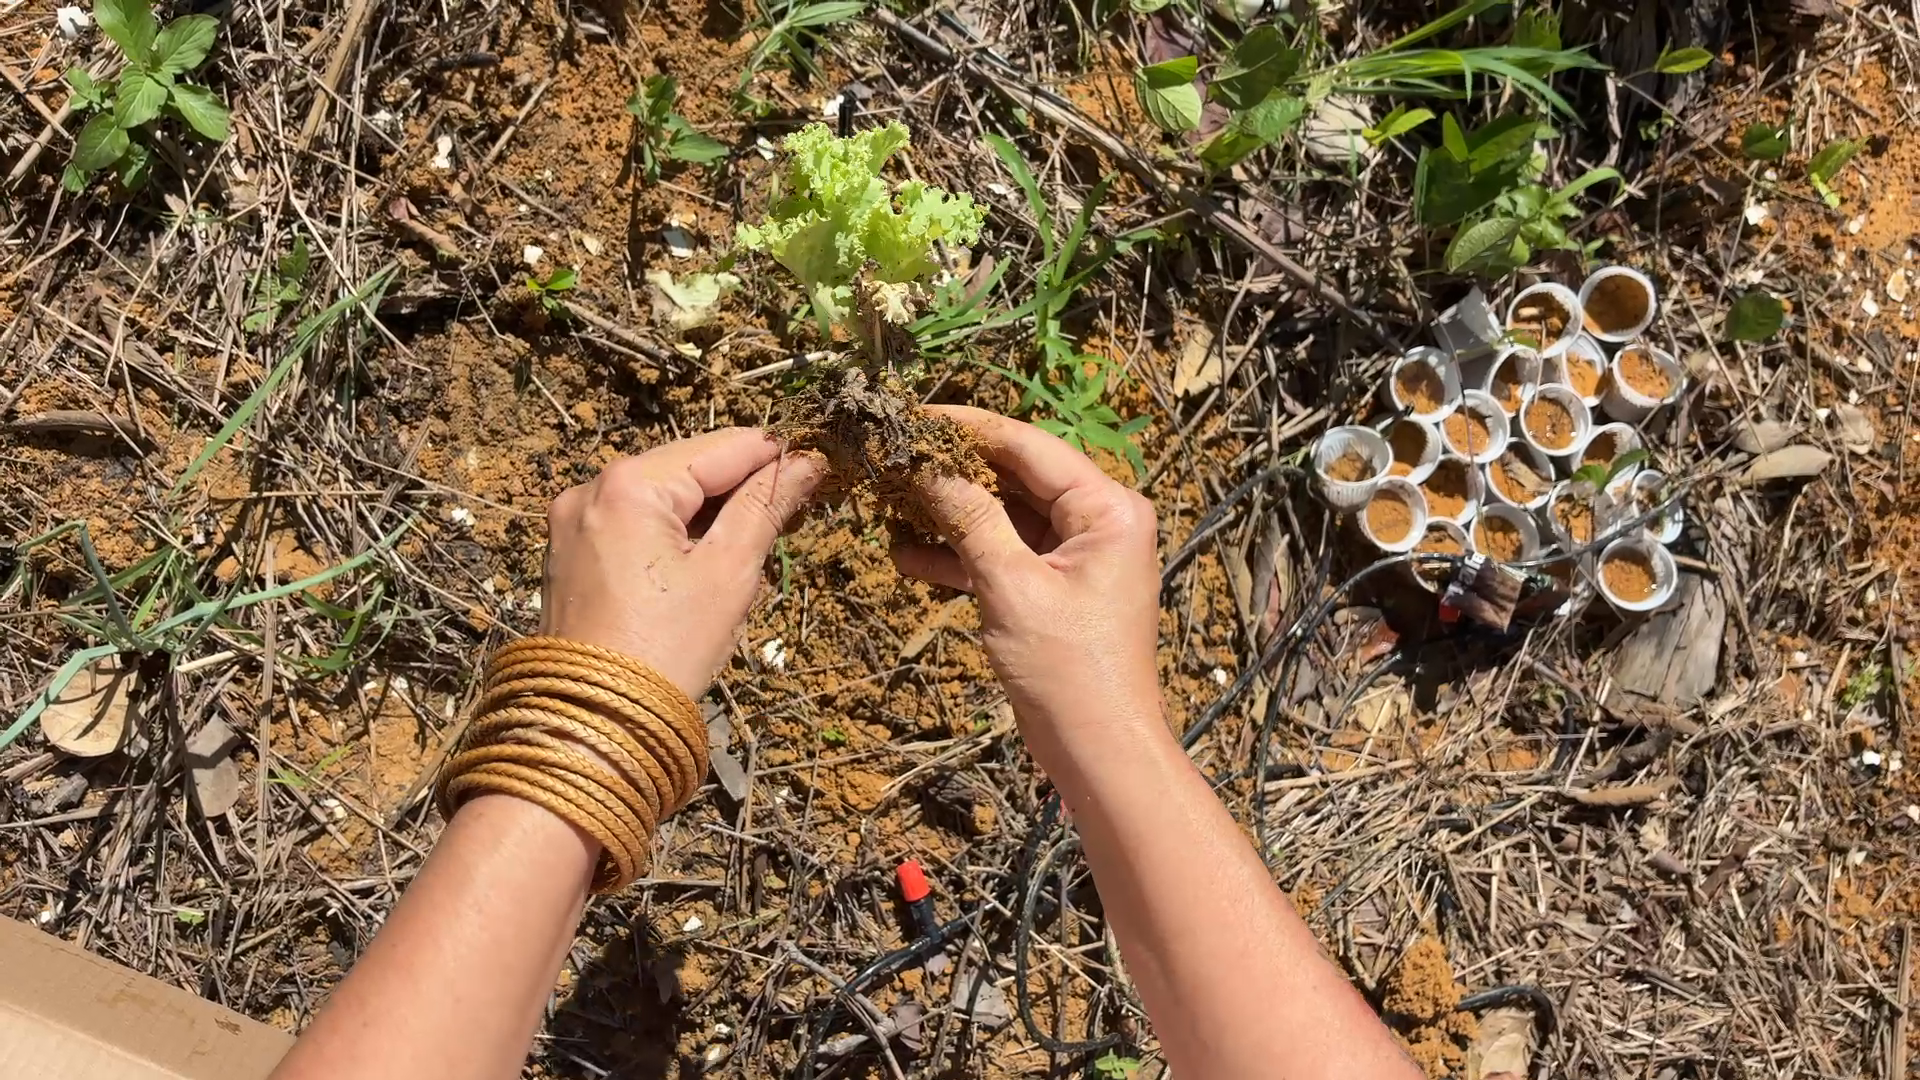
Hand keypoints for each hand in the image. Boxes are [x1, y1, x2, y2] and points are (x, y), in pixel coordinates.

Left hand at [542, 429, 824, 697]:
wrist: (594, 726)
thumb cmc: (670, 646)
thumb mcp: (730, 570)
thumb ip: (766, 505)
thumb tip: (807, 462)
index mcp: (630, 485)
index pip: (720, 449)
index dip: (772, 455)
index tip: (814, 465)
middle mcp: (591, 489)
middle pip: (687, 468)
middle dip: (738, 489)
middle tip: (786, 517)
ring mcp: (573, 520)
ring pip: (663, 496)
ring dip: (709, 513)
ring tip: (745, 551)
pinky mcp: (569, 551)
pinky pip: (635, 521)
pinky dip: (675, 532)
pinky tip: (703, 564)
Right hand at [890, 407, 1163, 757]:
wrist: (1097, 750)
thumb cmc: (1068, 670)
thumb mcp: (1010, 585)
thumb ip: (969, 517)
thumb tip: (925, 465)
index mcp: (1107, 507)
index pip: (1029, 446)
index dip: (969, 428)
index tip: (916, 415)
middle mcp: (1096, 520)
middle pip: (1014, 478)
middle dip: (954, 473)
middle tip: (896, 458)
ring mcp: (1074, 554)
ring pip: (1002, 517)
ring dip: (950, 516)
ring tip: (891, 504)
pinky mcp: (1052, 584)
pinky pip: (1003, 555)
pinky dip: (962, 556)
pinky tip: (906, 554)